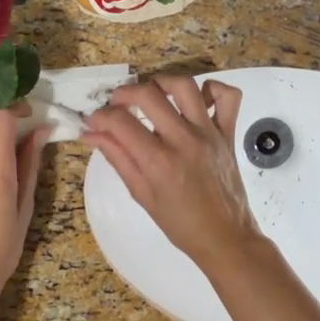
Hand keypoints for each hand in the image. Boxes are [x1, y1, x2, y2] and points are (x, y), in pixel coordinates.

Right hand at [82, 76, 260, 267]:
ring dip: (162, 83)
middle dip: (124, 93)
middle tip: (118, 105)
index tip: (93, 121)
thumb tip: (91, 134)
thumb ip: (118, 158)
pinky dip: (212, 90)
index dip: (100, 116)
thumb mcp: (142, 195)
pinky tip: (195, 101)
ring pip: (185, 86)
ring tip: (152, 95)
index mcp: (159, 161)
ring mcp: (209, 133)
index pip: (120, 121)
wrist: (225, 238)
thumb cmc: (180, 223)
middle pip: (148, 94)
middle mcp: (184, 140)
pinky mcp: (228, 133)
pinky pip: (227, 97)